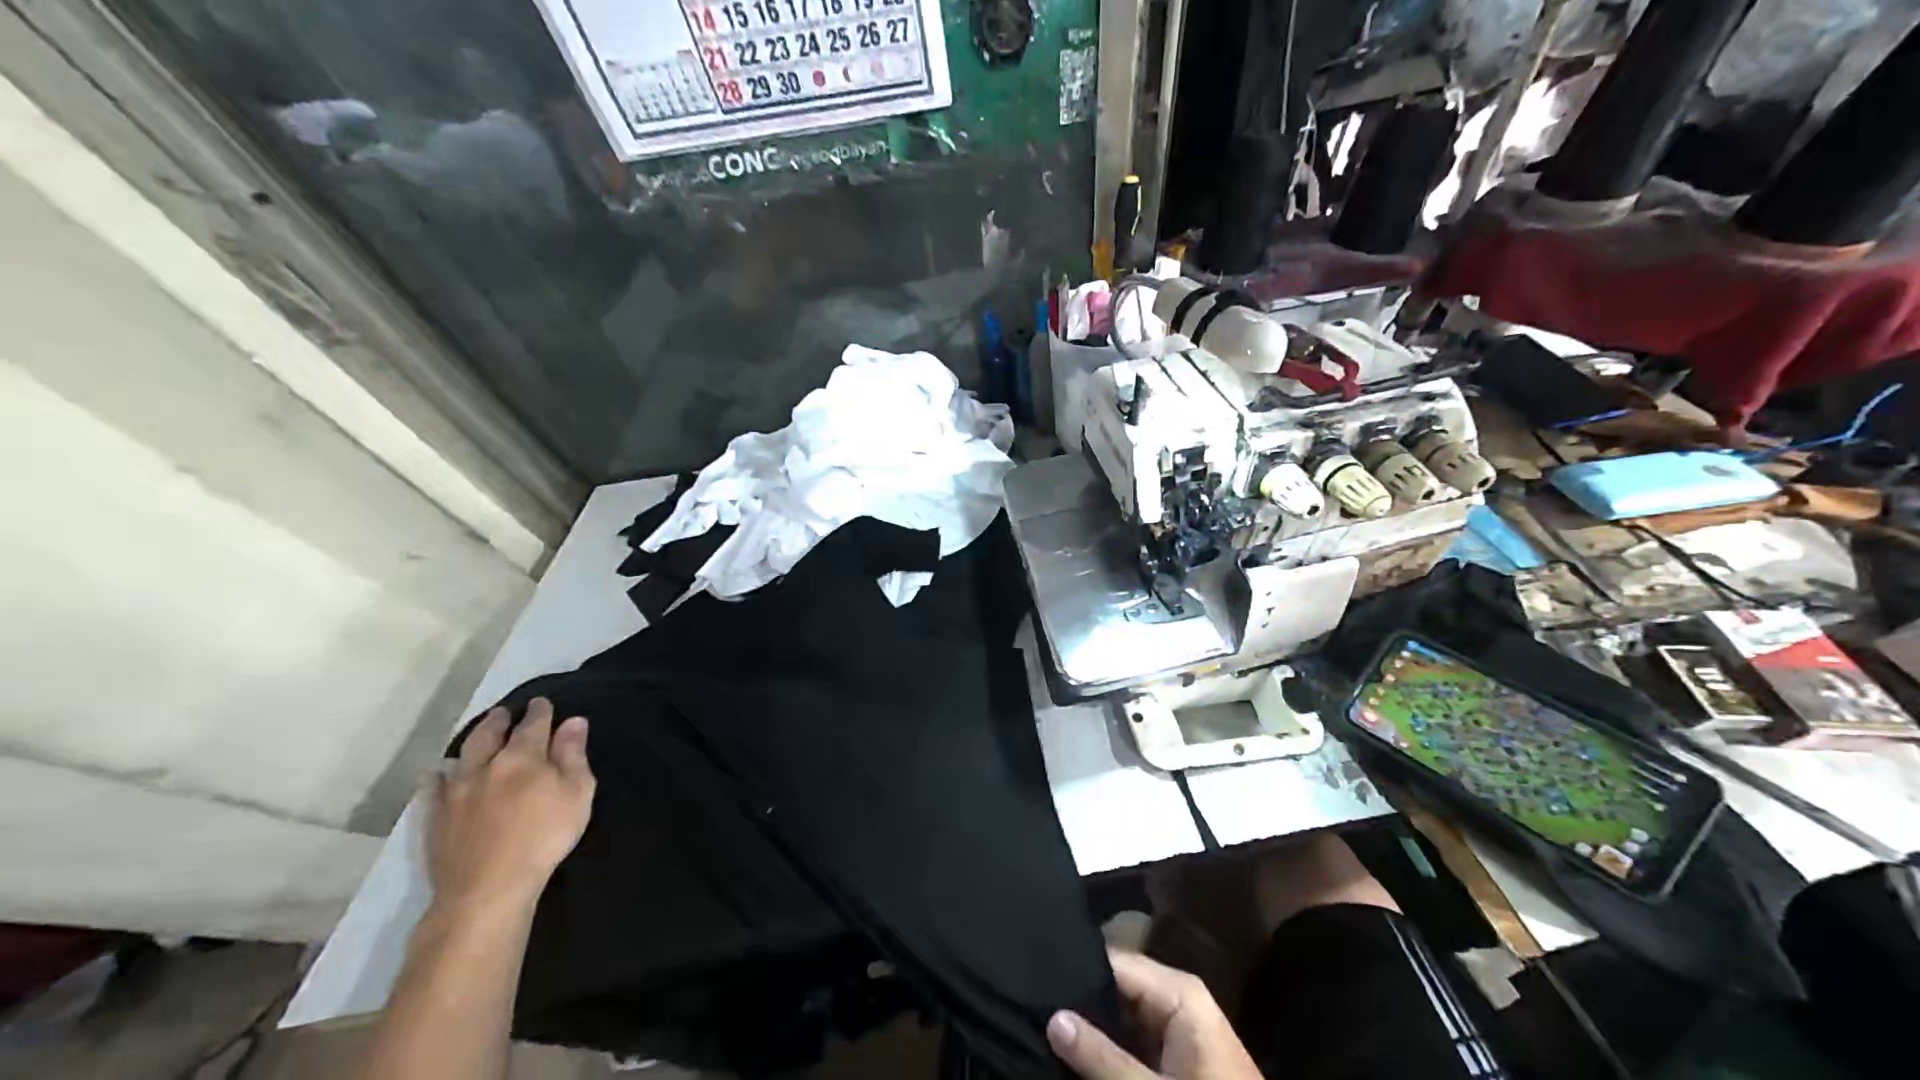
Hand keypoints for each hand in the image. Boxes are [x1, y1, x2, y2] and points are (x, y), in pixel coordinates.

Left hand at [427, 698, 595, 912]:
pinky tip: (438, 773)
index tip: (542, 702)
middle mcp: (486, 765)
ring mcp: (456, 791)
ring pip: (462, 755)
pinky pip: (433, 788)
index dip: (539, 711)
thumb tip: (573, 721)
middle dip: (500, 720)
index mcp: (523, 756)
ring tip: (478, 735)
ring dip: (472, 741)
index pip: (533, 724)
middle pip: (490, 733)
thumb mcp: (576, 794)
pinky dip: (437, 776)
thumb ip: (573, 755)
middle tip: (505, 712)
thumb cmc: (544, 837)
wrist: (487, 887)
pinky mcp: (436, 817)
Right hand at [1048, 950, 1261, 1079]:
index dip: (1074, 972)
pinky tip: (1070, 1055)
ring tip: (1040, 1027)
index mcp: (1180, 993)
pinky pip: (1130, 1042)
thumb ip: (1103, 1059)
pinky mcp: (1173, 1060)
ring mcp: (1176, 1030)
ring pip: (1119, 1017)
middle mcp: (1177, 1000)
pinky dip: (1105, 1051)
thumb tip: (1053, 1019)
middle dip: (1077, 1003)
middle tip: (1031, 1009)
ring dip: (1089, 1030)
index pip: (1114, 962)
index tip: (1033, 983)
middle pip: (1115, 987)